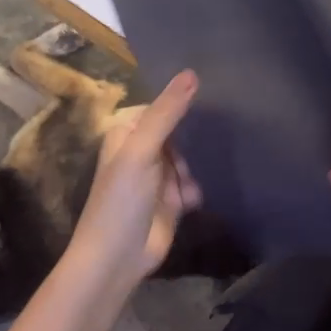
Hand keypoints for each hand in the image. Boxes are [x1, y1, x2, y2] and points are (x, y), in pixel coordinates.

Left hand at [68, 70, 202, 285]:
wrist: (117, 258)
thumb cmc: (121, 199)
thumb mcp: (142, 150)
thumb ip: (167, 113)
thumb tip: (192, 72)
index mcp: (127, 132)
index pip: (161, 107)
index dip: (181, 105)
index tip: (213, 98)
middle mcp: (142, 150)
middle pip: (180, 132)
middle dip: (194, 141)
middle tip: (211, 142)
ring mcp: (158, 177)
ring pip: (191, 158)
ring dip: (194, 170)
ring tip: (186, 185)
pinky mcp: (172, 201)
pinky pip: (194, 184)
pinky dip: (195, 191)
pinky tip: (190, 202)